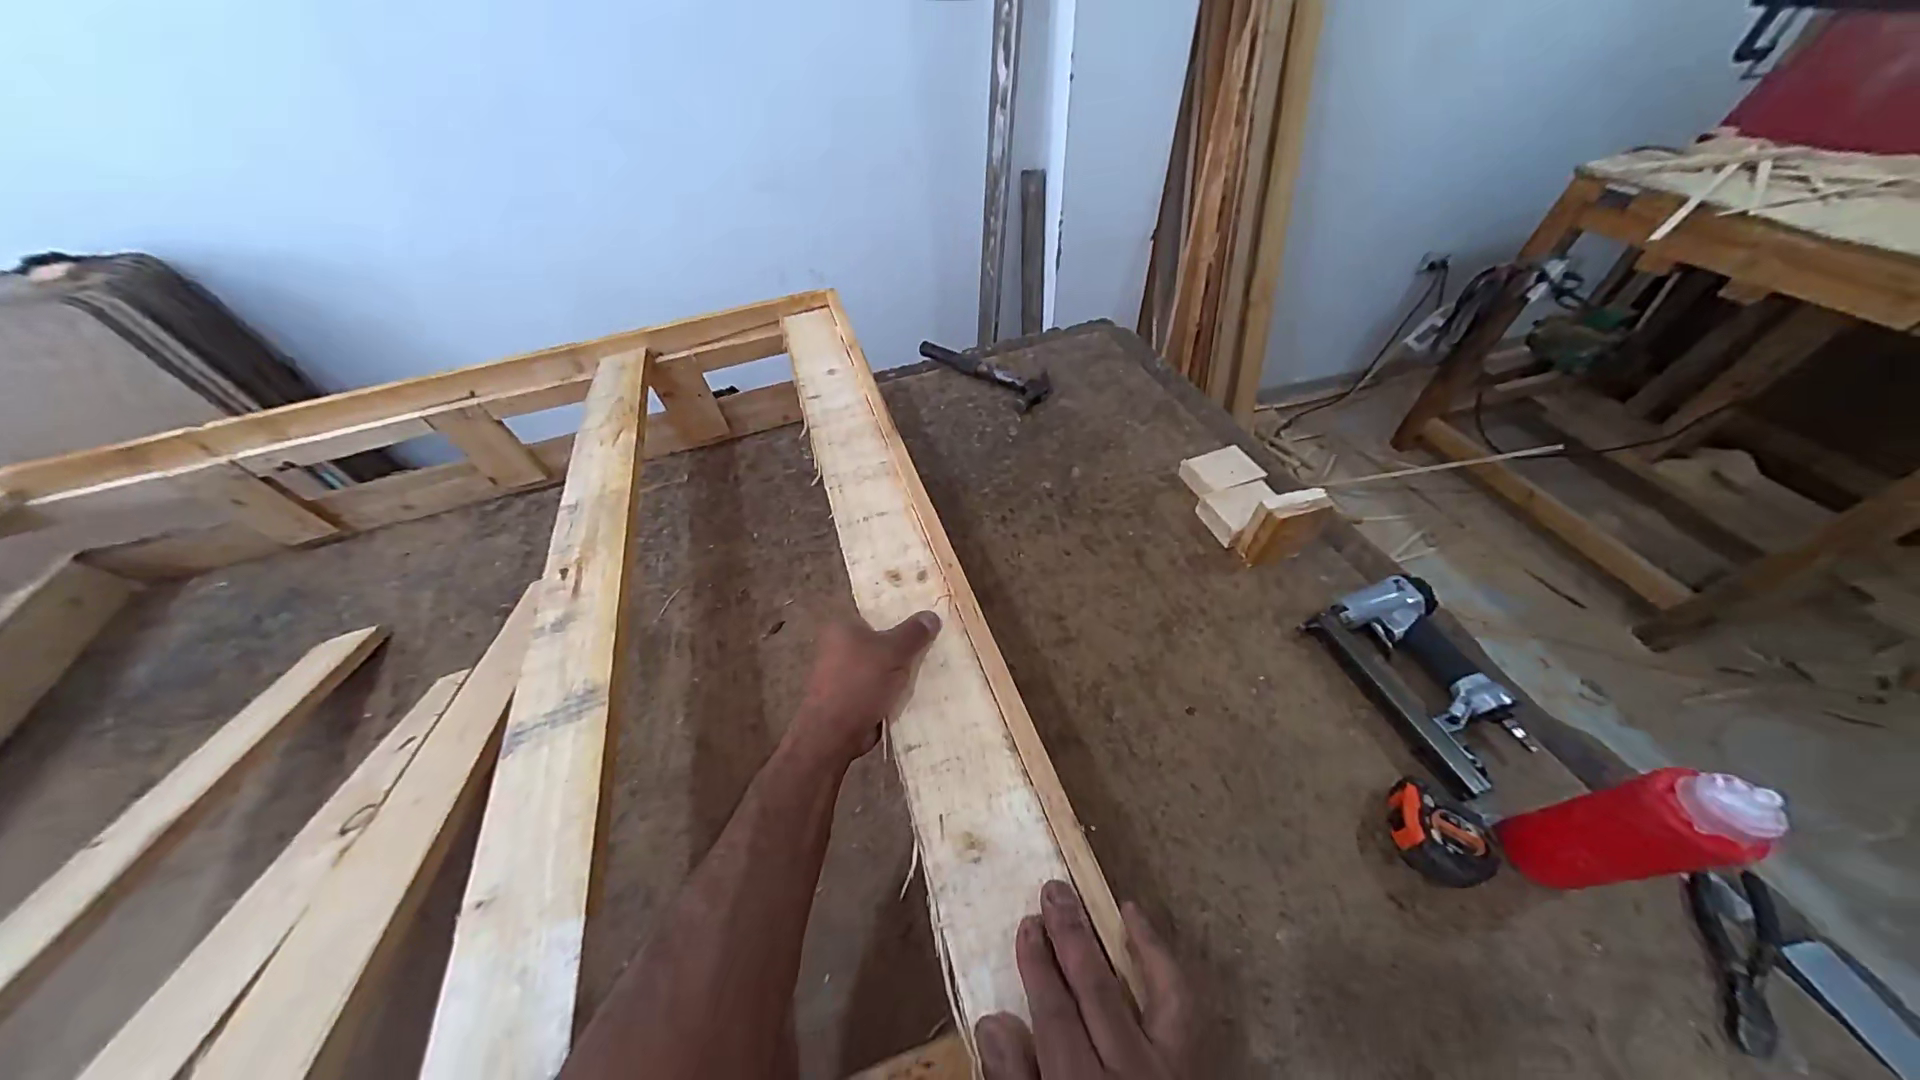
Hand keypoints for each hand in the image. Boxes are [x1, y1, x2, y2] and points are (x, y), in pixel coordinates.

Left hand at [787, 610, 940, 768]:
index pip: (875, 610)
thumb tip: (931, 614)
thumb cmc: (860, 683)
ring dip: (901, 668)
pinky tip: (916, 689)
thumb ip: (913, 632)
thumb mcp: (893, 652)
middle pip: (880, 637)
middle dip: (904, 642)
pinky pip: (879, 684)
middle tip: (934, 641)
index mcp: (842, 626)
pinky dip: (893, 687)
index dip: (900, 611)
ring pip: (881, 663)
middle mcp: (838, 645)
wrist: (834, 734)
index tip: (925, 616)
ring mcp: (842, 672)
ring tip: (931, 665)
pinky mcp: (850, 695)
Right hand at [975, 882, 1191, 1079]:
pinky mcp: (1198, 1062)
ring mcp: (1169, 1068)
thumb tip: (994, 1020)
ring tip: (1074, 899)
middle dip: (1067, 939)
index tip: (1026, 926)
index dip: (1037, 968)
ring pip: (1129, 990)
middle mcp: (1128, 1076)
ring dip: (1098, 939)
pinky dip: (1156, 952)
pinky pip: (1179, 997)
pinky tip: (1133, 916)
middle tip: (1050, 892)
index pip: (1055, 1018)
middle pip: (1093, 994)